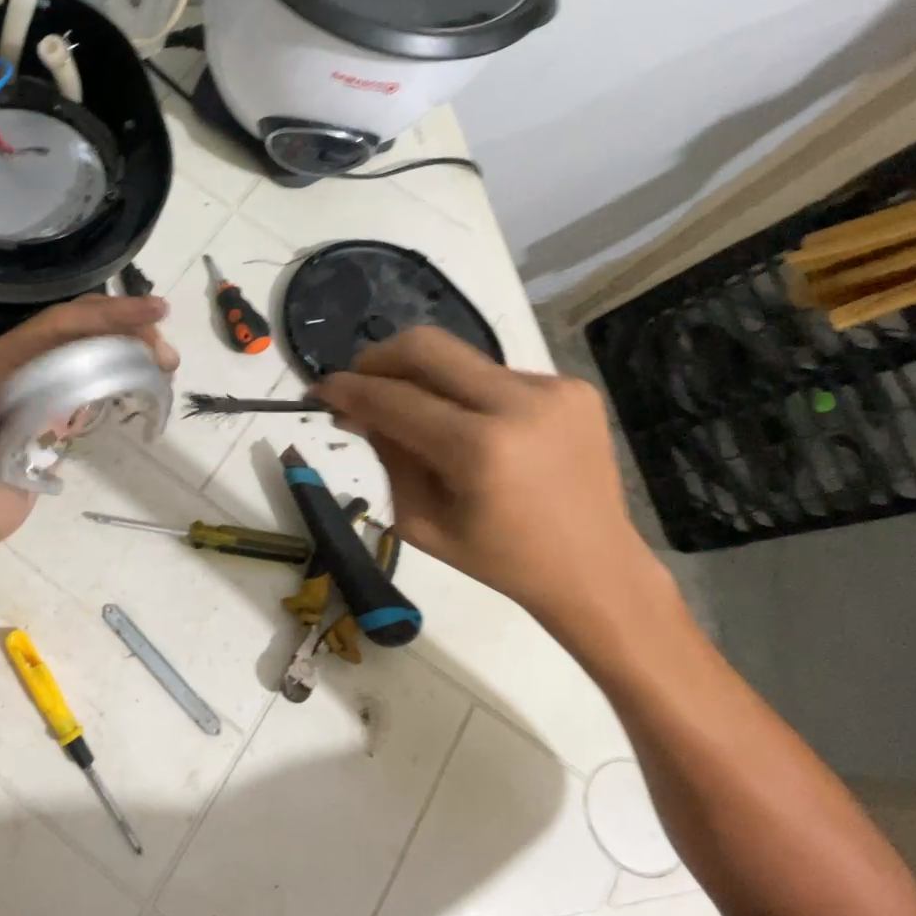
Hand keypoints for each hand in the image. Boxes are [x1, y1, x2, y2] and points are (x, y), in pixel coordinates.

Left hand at [0, 294, 178, 546]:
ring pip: (85, 339)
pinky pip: (86, 364)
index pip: (53, 327)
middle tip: (168, 352)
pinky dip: (119, 363)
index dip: (104, 316)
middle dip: (125, 324)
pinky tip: (145, 374)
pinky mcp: (48, 391)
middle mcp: (11, 360)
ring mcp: (31, 374)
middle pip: (74, 324)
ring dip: (128, 342)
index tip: (152, 315)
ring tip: (166, 363)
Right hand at [310, 327, 671, 627]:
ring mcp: (552, 389)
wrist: (595, 569)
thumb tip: (360, 411)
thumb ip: (387, 456)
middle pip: (426, 347)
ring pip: (460, 359)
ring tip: (415, 414)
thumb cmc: (498, 559)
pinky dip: (467, 393)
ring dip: (423, 379)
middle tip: (357, 381)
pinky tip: (471, 426)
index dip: (348, 390)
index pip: (393, 399)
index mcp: (479, 449)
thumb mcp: (420, 521)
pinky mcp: (571, 387)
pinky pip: (495, 374)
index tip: (320, 389)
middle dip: (377, 359)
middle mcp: (519, 404)